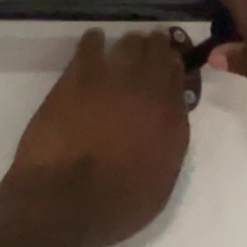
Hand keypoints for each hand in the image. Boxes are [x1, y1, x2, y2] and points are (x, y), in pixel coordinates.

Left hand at [9, 28, 190, 245]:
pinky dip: (95, 41)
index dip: (176, 67)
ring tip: (127, 46)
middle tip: (152, 46)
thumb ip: (168, 143)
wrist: (65, 201)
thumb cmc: (117, 205)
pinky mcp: (77, 77)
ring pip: (129, 44)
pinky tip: (94, 41)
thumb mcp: (161, 180)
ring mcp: (112, 79)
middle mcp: (148, 91)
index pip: (180, 77)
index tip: (171, 65)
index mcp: (172, 119)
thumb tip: (166, 120)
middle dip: (157, 48)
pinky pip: (91, 45)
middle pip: (158, 54)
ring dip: (131, 44)